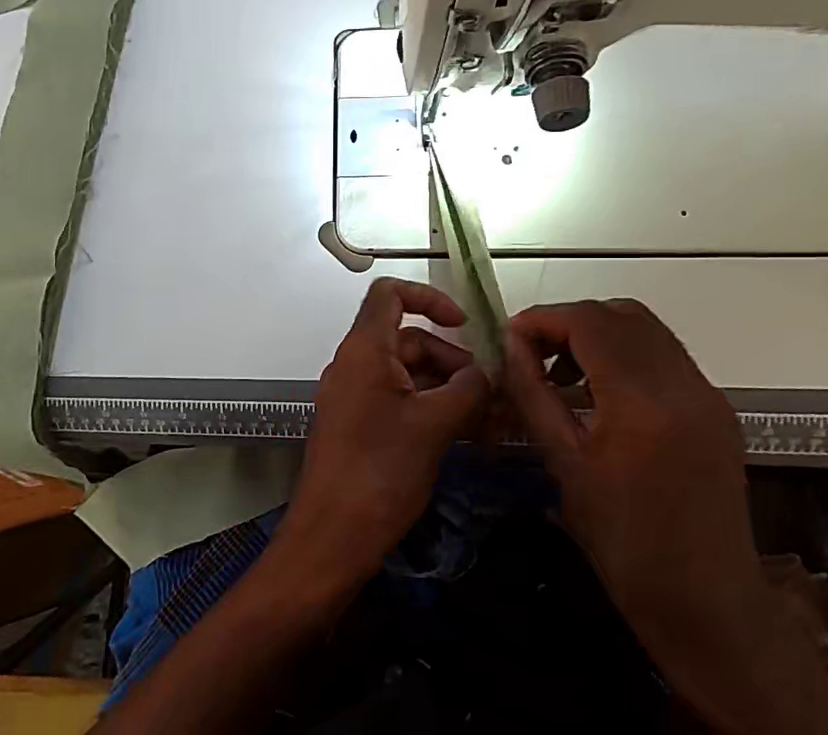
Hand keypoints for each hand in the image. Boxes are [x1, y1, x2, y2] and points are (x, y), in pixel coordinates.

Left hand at [277, 278, 491, 584]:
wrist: (334, 533)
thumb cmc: (379, 471)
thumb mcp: (434, 426)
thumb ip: (467, 390)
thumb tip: (489, 374)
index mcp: (364, 350)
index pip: (389, 294)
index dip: (429, 297)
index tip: (464, 324)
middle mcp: (356, 365)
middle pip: (410, 340)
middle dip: (455, 362)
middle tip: (494, 394)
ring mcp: (356, 396)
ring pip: (410, 374)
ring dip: (450, 391)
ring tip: (490, 423)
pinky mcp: (360, 425)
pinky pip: (401, 401)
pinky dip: (433, 410)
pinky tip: (468, 436)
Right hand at [501, 299, 827, 734]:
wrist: (705, 600)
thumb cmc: (622, 539)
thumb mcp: (563, 462)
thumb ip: (533, 392)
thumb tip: (510, 346)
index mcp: (643, 402)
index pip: (589, 322)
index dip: (542, 318)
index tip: (510, 337)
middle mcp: (684, 385)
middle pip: (620, 315)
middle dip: (568, 321)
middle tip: (532, 351)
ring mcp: (707, 395)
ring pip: (646, 330)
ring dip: (597, 334)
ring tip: (560, 370)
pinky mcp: (715, 409)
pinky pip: (663, 356)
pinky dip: (623, 354)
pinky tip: (597, 390)